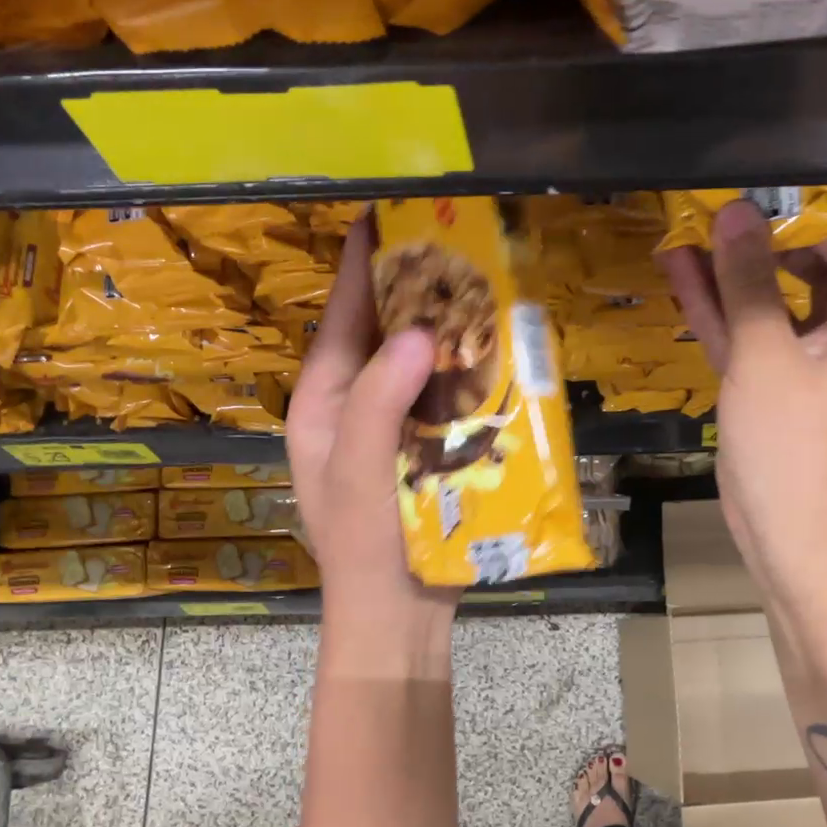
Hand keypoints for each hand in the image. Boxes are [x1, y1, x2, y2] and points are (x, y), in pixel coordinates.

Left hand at [287, 215, 460, 634]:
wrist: (399, 614)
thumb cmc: (365, 543)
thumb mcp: (357, 468)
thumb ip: (380, 398)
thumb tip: (424, 332)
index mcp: (324, 401)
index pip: (344, 316)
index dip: (362, 264)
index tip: (384, 213)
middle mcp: (357, 407)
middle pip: (386, 335)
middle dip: (417, 293)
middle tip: (458, 248)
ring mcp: (395, 431)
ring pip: (423, 367)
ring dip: (452, 335)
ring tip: (487, 291)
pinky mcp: (431, 453)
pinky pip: (450, 402)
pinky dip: (472, 380)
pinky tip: (502, 360)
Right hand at [659, 200, 826, 598]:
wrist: (789, 538)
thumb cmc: (791, 443)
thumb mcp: (766, 355)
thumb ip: (750, 282)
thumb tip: (738, 211)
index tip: (783, 221)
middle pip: (813, 278)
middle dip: (767, 249)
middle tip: (724, 228)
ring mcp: (798, 371)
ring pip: (768, 309)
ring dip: (730, 278)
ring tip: (684, 240)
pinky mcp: (766, 396)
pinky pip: (745, 342)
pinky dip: (717, 314)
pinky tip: (679, 279)